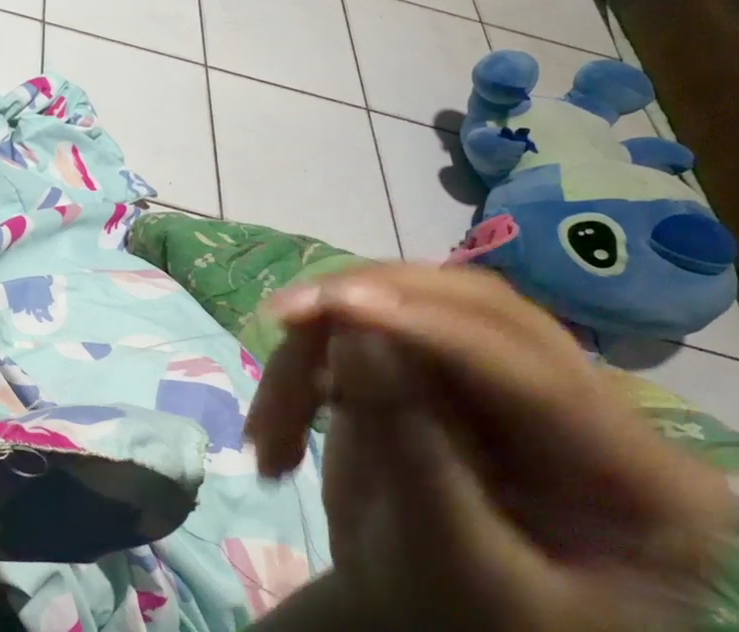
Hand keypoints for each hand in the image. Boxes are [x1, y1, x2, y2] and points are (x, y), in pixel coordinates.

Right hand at [247, 264, 734, 631]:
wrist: (422, 629)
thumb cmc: (456, 624)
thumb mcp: (446, 560)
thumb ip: (411, 446)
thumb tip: (354, 328)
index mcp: (638, 479)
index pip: (534, 371)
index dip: (429, 329)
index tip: (333, 305)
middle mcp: (590, 411)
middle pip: (473, 310)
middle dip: (364, 309)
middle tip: (281, 320)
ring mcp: (513, 385)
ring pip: (408, 309)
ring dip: (320, 347)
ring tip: (265, 431)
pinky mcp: (446, 374)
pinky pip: (368, 334)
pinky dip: (308, 367)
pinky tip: (279, 423)